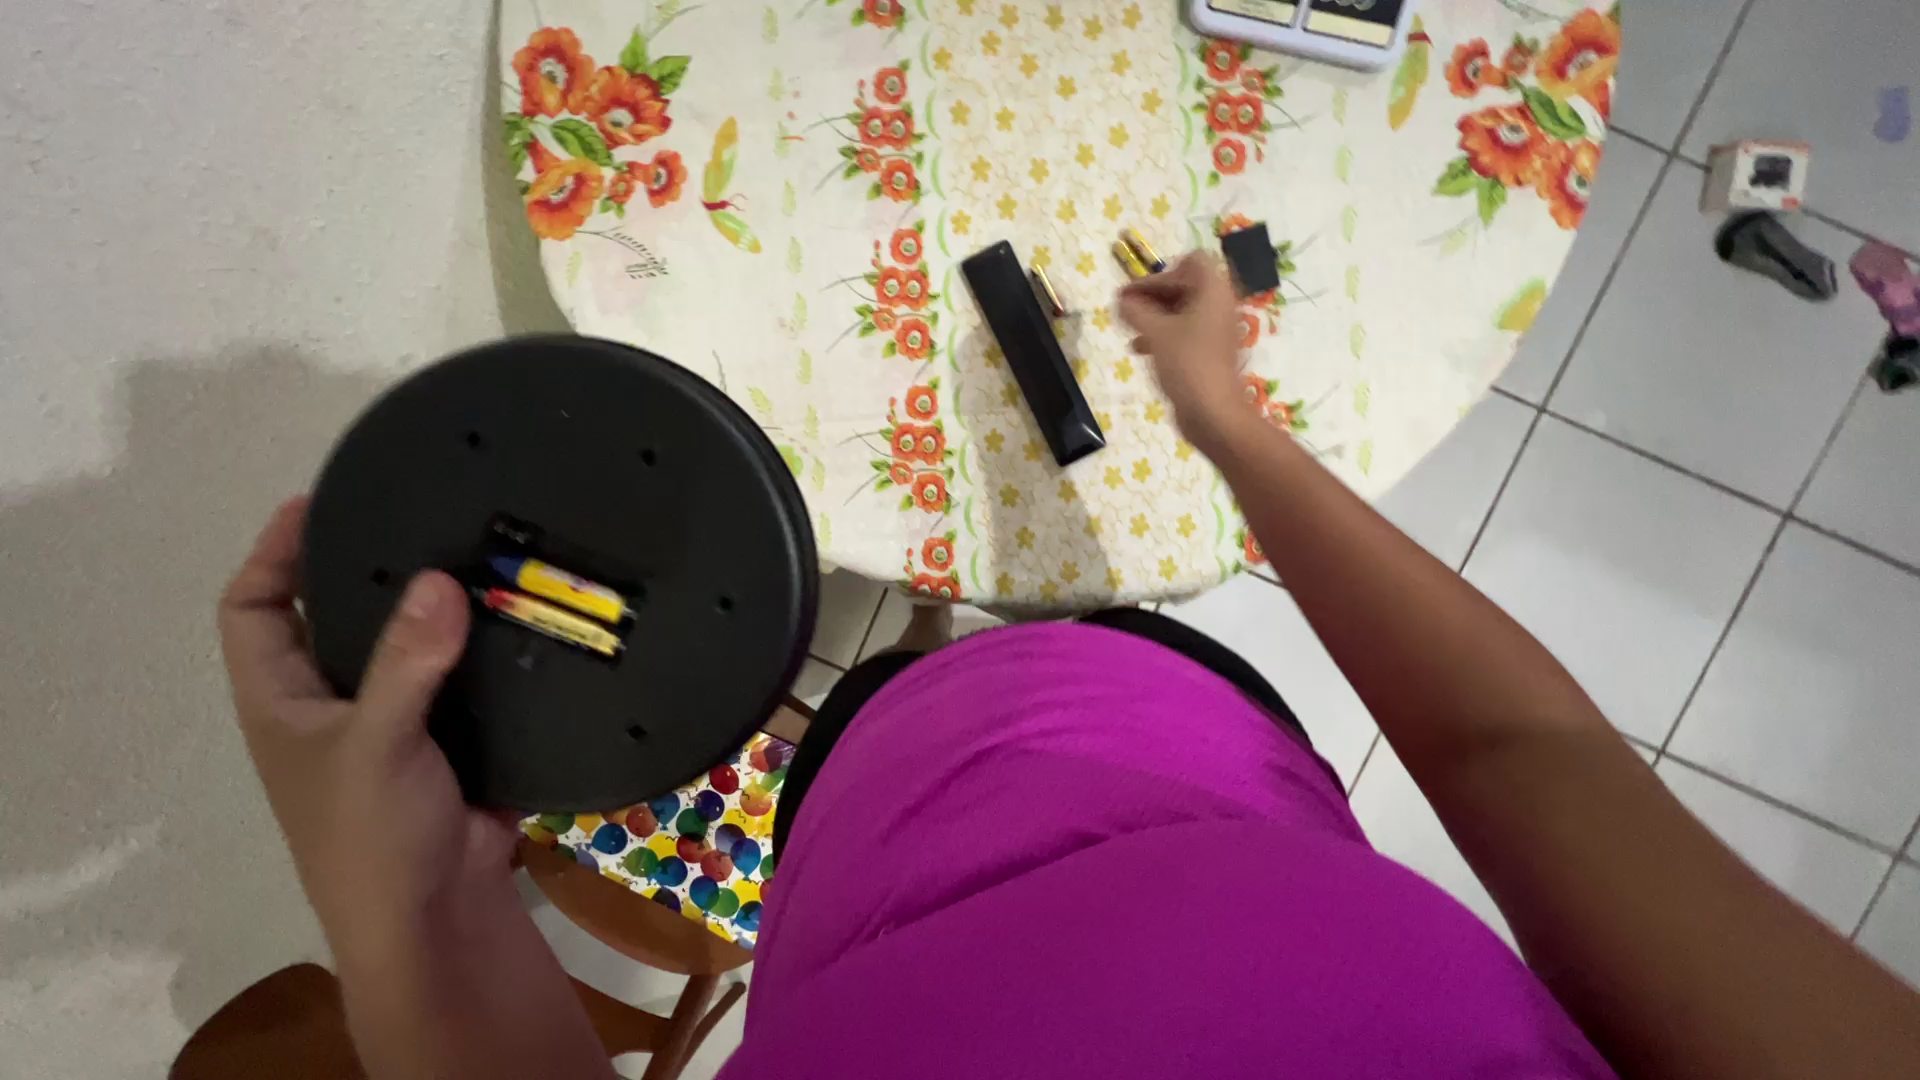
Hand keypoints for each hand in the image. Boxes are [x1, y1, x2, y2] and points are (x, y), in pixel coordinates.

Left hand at [217, 497, 516, 959]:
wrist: (439, 905)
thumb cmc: (371, 832)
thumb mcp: (374, 745)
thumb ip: (405, 664)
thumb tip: (436, 579)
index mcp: (287, 699)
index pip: (255, 610)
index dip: (275, 555)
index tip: (318, 504)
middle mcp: (340, 699)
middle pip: (345, 616)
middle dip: (378, 568)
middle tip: (433, 518)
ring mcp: (404, 715)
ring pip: (419, 643)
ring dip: (448, 605)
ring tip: (493, 554)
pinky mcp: (462, 729)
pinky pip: (473, 672)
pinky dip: (496, 643)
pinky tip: (532, 615)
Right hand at [1117, 253, 1247, 445]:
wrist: (1213, 413)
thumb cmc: (1187, 364)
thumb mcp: (1155, 332)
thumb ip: (1135, 311)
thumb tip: (1121, 300)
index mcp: (1214, 290)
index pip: (1192, 261)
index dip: (1162, 272)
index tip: (1137, 291)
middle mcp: (1219, 305)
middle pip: (1185, 286)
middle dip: (1152, 295)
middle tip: (1124, 308)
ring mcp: (1216, 330)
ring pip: (1182, 311)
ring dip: (1154, 315)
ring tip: (1128, 327)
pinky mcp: (1209, 352)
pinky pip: (1184, 332)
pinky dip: (1163, 334)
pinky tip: (1140, 348)